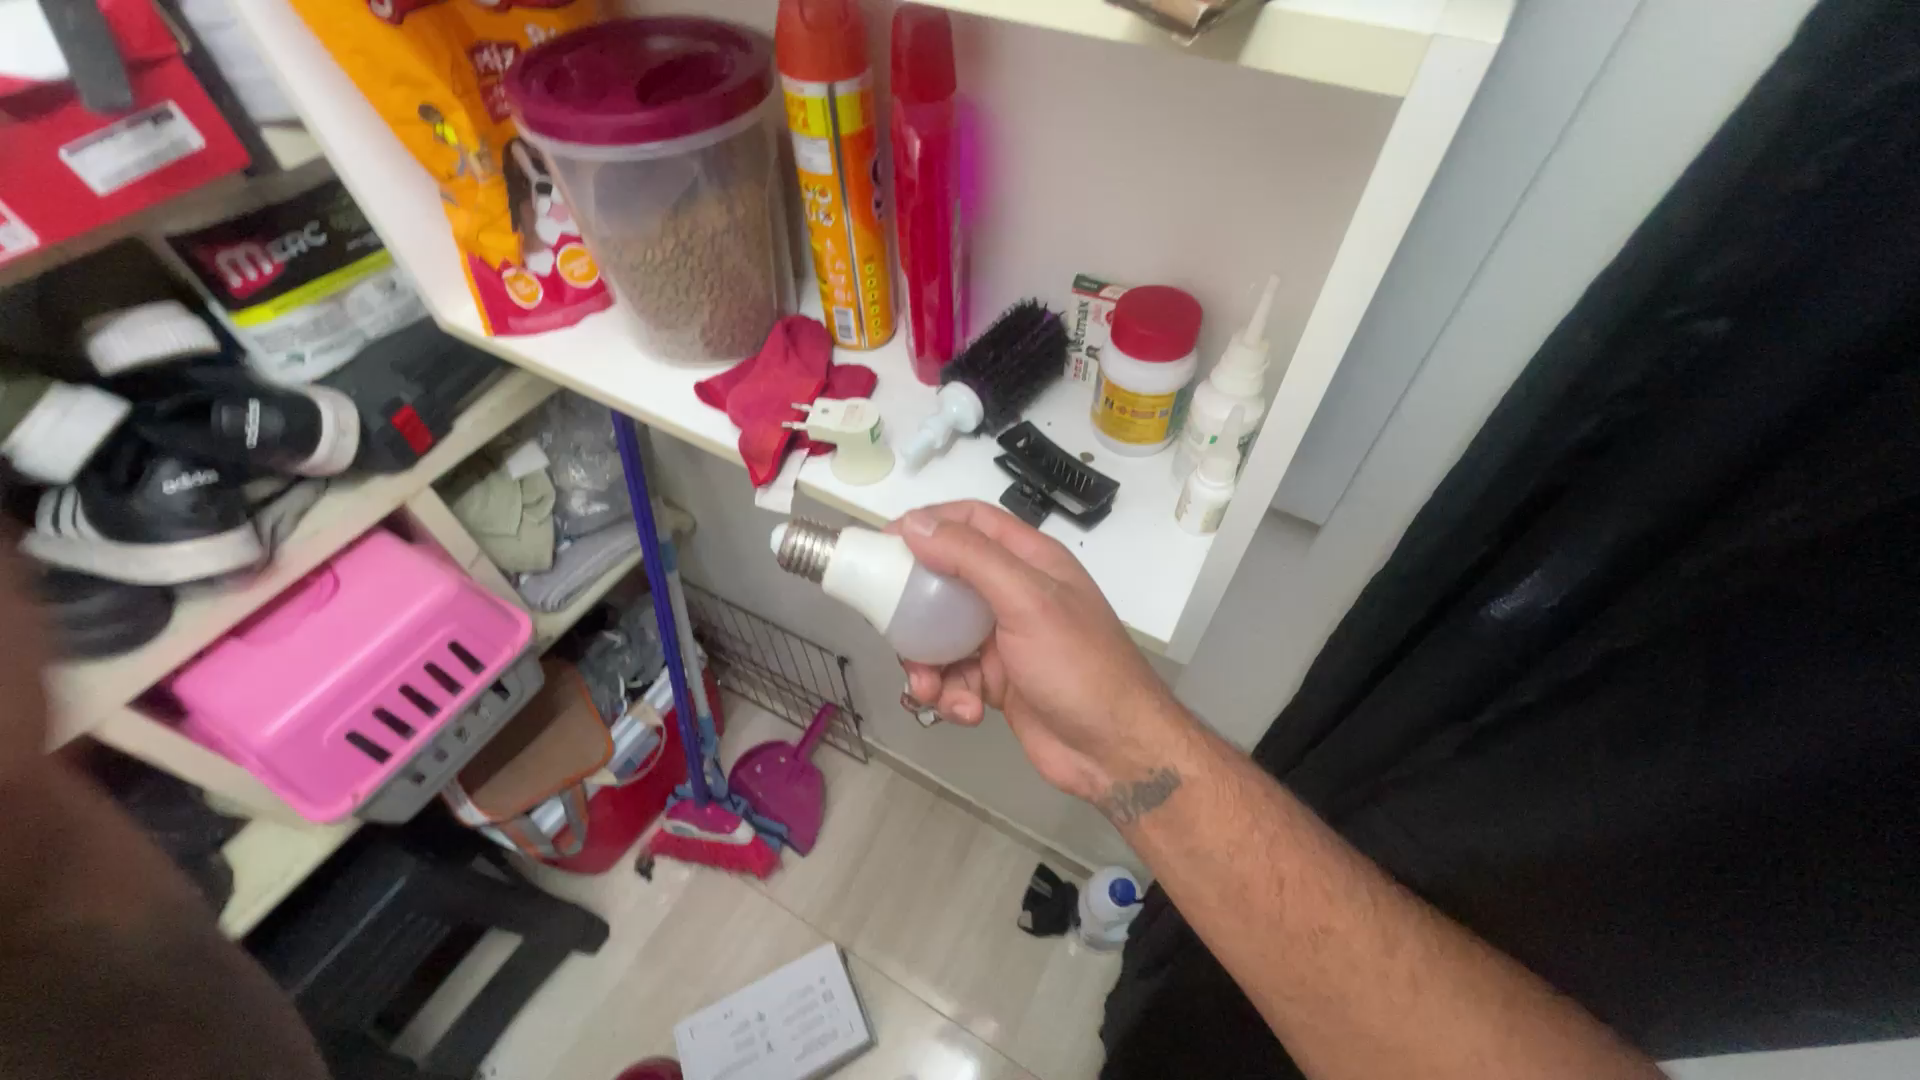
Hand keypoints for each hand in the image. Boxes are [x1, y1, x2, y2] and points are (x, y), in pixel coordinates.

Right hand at [890, 501, 1188, 803]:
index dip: (928, 525)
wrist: (1115, 751)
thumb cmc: (1079, 667)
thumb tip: (917, 526)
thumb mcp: (1026, 601)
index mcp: (1029, 561)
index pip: (971, 522)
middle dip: (915, 607)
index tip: (886, 544)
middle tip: (889, 625)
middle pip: (946, 581)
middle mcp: (1014, 594)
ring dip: (927, 664)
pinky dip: (951, 695)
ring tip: (930, 689)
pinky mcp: (998, 680)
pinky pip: (955, 677)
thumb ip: (971, 558)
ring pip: (942, 635)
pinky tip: (965, 711)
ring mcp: (1005, 639)